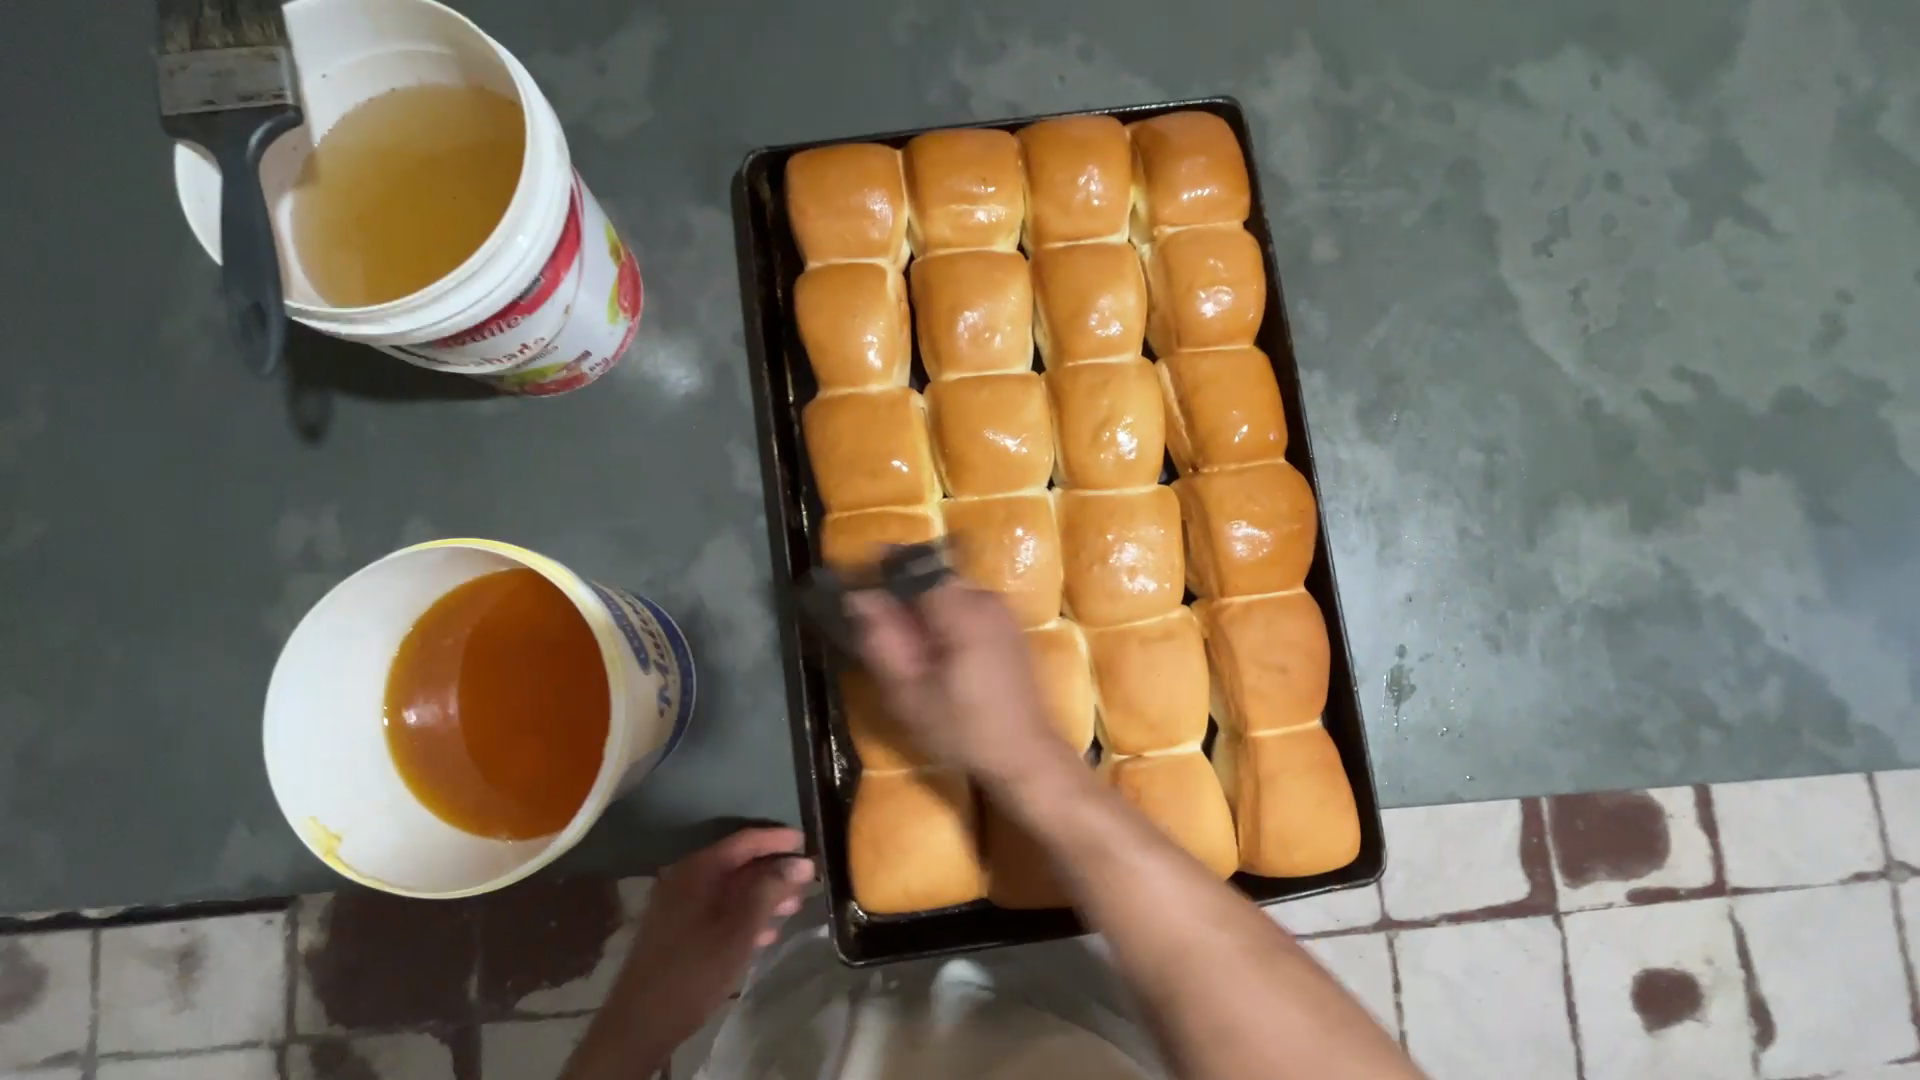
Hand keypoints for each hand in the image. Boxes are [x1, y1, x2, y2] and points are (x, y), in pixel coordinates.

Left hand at [600, 828, 813, 1064]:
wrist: (638, 1026)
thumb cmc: (693, 973)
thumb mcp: (739, 931)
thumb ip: (770, 891)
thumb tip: (802, 862)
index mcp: (697, 870)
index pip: (744, 841)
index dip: (778, 839)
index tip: (808, 843)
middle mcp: (686, 879)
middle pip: (738, 864)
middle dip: (775, 871)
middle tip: (808, 881)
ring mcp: (679, 905)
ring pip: (730, 889)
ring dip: (763, 896)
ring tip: (794, 907)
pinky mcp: (678, 930)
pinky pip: (718, 910)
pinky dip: (744, 915)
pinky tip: (767, 933)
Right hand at [848, 581, 1077, 788]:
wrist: (1025, 755)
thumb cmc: (964, 730)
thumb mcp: (909, 695)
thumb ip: (882, 641)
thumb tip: (860, 598)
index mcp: (963, 612)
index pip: (916, 568)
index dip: (886, 575)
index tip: (864, 593)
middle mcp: (987, 600)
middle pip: (934, 577)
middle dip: (906, 595)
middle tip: (887, 629)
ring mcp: (1004, 611)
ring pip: (951, 590)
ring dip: (927, 607)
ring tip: (913, 645)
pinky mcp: (1012, 625)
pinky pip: (970, 604)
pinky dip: (949, 616)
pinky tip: (940, 651)